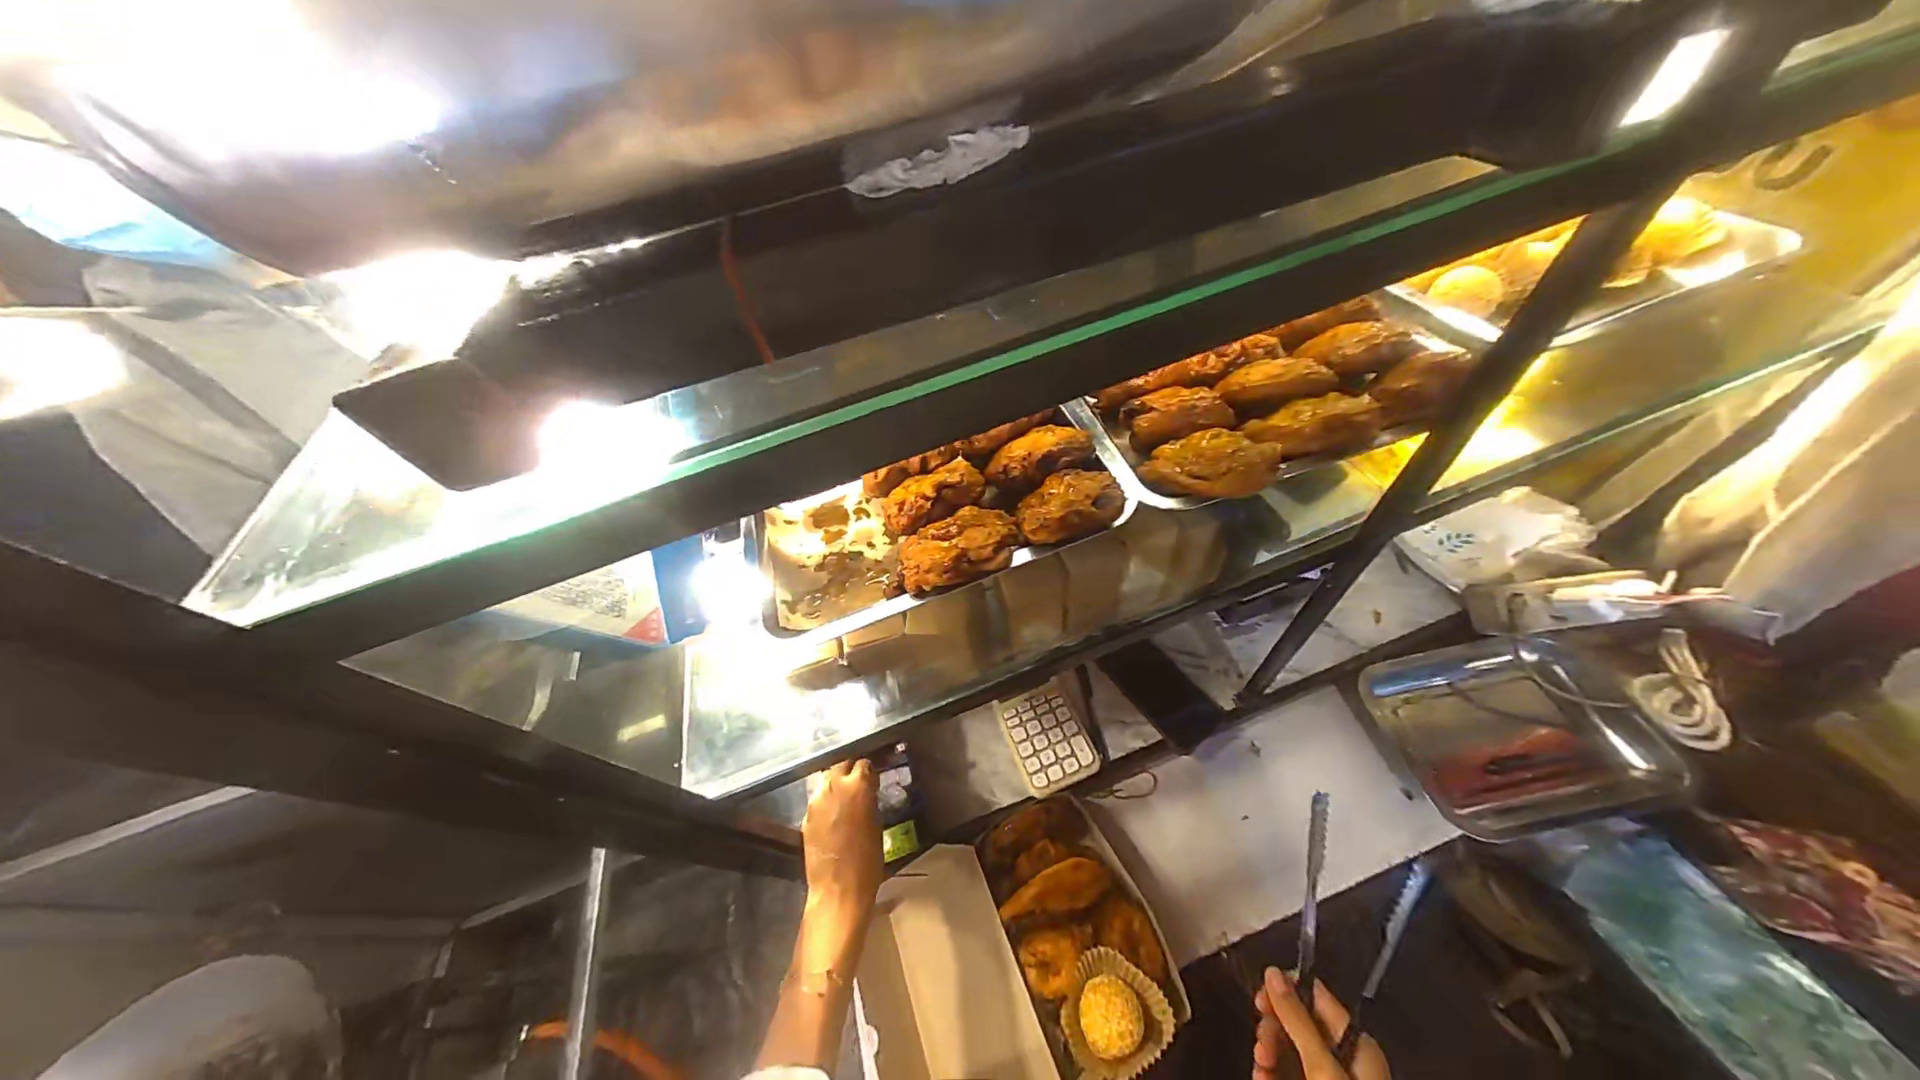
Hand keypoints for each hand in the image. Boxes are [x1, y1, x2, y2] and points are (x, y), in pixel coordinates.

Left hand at [802, 759, 882, 921]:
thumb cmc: (868, 861)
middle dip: (850, 772)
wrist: (838, 891)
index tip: (873, 781)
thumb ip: (869, 799)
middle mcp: (833, 786)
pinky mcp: (805, 817)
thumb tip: (867, 790)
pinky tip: (833, 817)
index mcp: (857, 785)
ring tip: (845, 799)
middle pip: (841, 765)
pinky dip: (826, 802)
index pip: (864, 764)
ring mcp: (815, 801)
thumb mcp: (877, 824)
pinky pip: (817, 801)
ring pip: (826, 780)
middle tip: (859, 785)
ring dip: (836, 785)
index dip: (870, 772)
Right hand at [1253, 967, 1388, 1079]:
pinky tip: (1263, 1077)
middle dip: (1273, 1030)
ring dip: (1269, 1053)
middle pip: (1298, 1021)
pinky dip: (1273, 1071)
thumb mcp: (1321, 1065)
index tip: (1261, 1001)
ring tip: (1262, 1069)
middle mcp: (1347, 1055)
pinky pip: (1290, 1070)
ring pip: (1290, 1047)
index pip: (1314, 995)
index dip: (1283, 992)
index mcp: (1357, 1041)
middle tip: (1262, 1047)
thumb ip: (1296, 1018)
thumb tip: (1273, 972)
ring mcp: (1333, 1076)